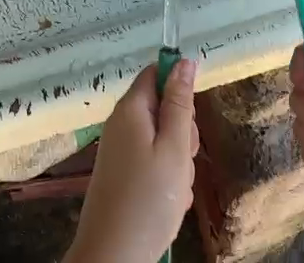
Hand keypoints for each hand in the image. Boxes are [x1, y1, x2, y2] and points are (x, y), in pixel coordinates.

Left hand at [66, 58, 199, 262]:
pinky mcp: (123, 174)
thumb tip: (184, 61)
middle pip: (163, 107)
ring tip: (175, 186)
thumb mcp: (174, 148)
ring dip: (177, 159)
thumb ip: (180, 104)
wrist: (112, 257)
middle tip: (183, 158)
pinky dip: (166, 177)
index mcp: (131, 109)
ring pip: (163, 138)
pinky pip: (153, 162)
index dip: (178, 86)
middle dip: (182, 131)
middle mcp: (122, 124)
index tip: (191, 115)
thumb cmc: (148, 200)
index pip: (156, 73)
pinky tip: (169, 200)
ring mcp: (121, 150)